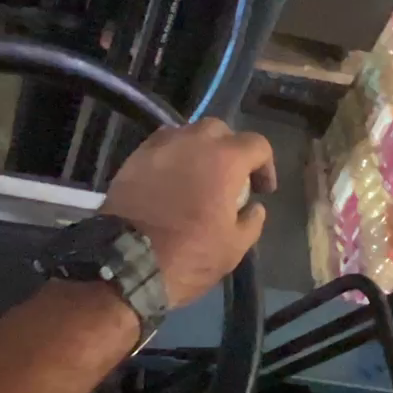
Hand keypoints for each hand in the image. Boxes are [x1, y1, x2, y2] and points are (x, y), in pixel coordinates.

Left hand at [101, 119, 275, 308]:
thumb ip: (251, 221)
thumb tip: (253, 207)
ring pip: (187, 133)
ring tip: (198, 174)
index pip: (257, 144)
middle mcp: (193, 142)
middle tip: (229, 178)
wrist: (126, 261)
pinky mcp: (135, 157)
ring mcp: (160, 146)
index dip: (265, 165)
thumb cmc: (188, 255)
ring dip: (199, 149)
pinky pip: (161, 145)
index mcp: (225, 159)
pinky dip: (172, 155)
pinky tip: (171, 177)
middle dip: (230, 149)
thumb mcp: (234, 247)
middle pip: (220, 130)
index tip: (262, 189)